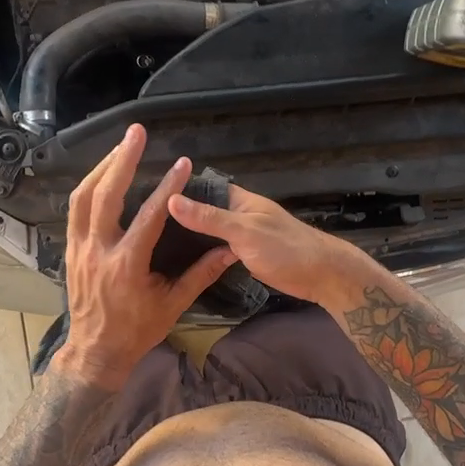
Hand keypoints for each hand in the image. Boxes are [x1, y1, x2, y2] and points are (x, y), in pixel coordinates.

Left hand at [53, 124, 238, 390]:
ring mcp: (79, 249)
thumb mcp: (173, 305)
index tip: (182, 164)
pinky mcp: (70, 250)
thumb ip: (200, 274)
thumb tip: (229, 250)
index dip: (167, 188)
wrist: (95, 353)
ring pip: (82, 197)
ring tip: (120, 146)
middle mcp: (98, 251)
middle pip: (105, 195)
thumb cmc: (137, 331)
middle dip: (121, 160)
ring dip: (101, 167)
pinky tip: (103, 175)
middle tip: (136, 132)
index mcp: (127, 265)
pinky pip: (75, 209)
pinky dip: (89, 187)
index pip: (149, 217)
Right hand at [167, 183, 378, 310]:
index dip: (177, 192)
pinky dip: (201, 253)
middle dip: (178, 218)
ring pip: (208, 232)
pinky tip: (179, 261)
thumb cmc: (285, 248)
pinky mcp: (243, 255)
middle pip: (202, 211)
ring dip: (188, 237)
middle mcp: (237, 214)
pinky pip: (216, 249)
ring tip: (153, 244)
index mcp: (239, 200)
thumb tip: (171, 199)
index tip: (147, 200)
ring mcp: (240, 235)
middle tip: (143, 228)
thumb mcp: (244, 231)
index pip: (201, 188)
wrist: (321, 276)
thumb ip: (209, 218)